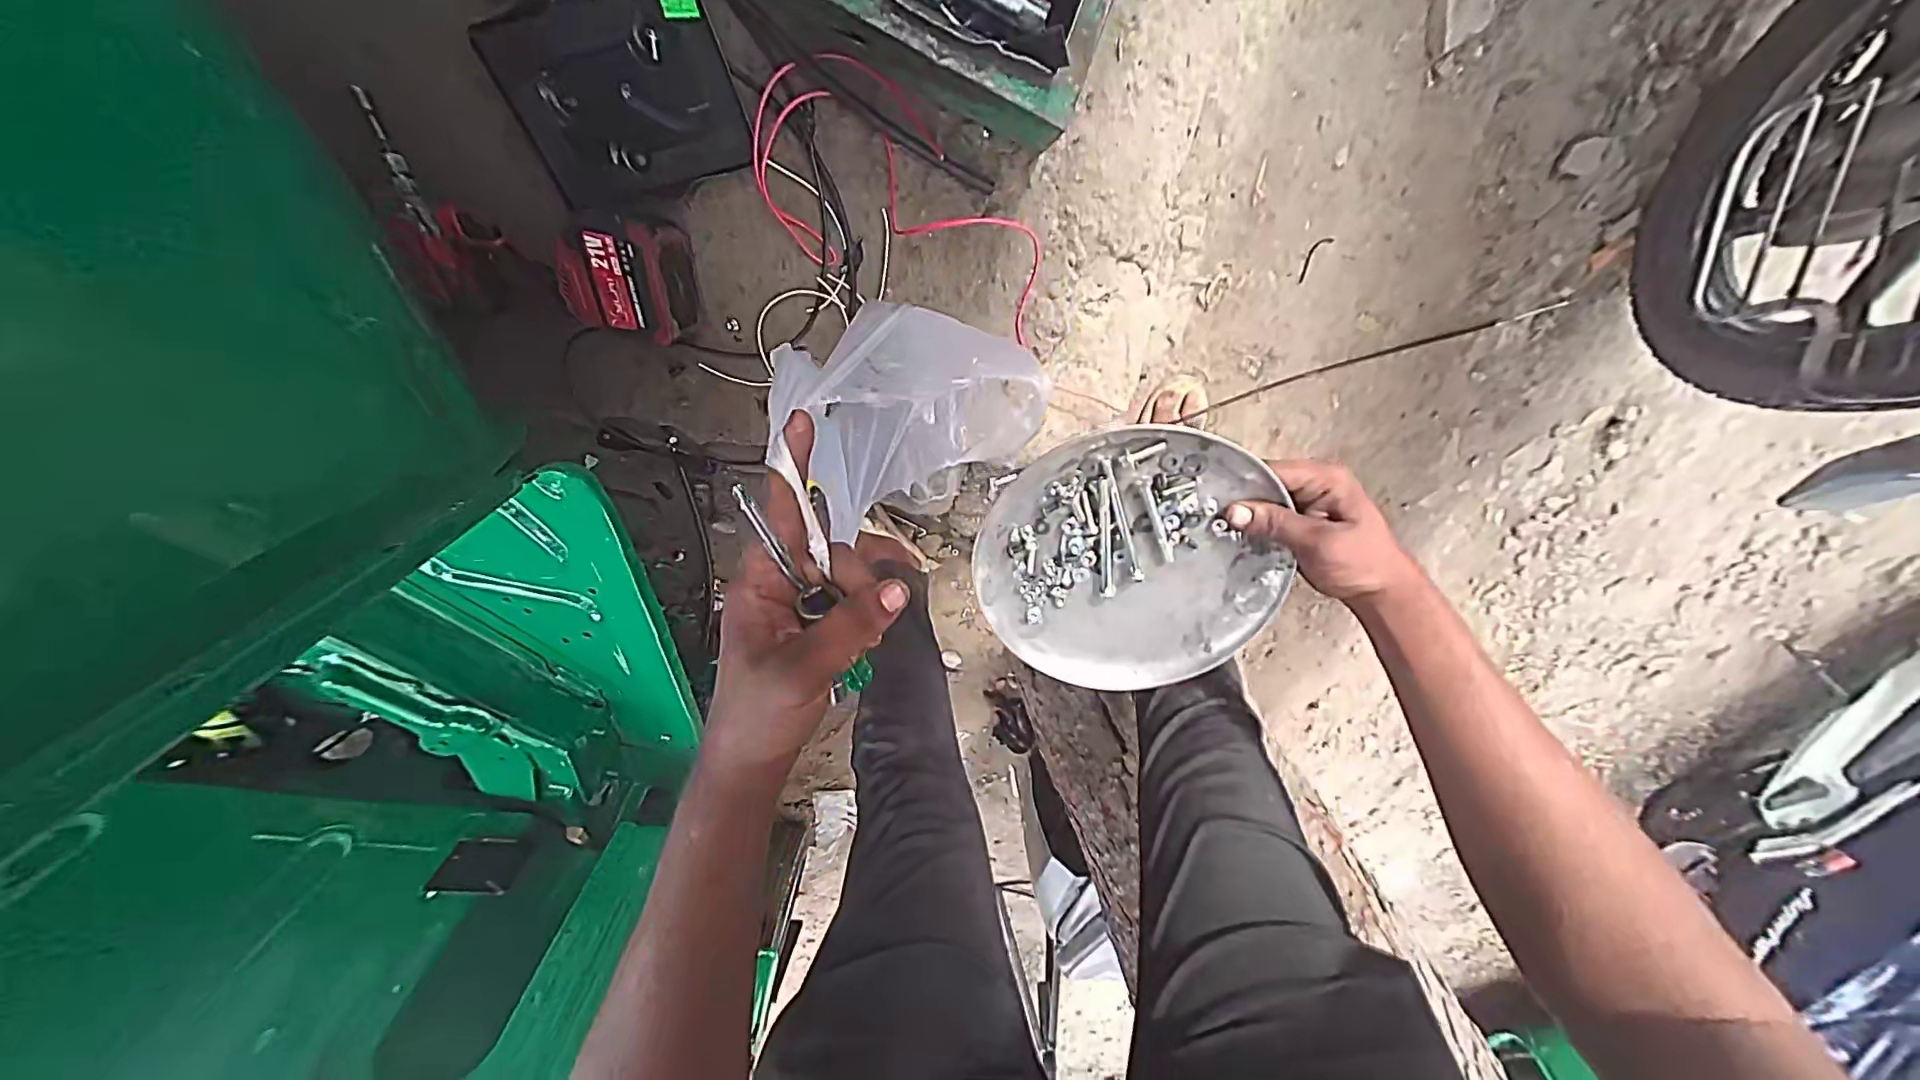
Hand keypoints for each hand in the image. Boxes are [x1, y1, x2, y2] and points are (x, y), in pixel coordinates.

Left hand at [703, 412, 909, 782]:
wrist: (753, 757)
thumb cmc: (758, 712)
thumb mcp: (803, 668)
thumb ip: (851, 626)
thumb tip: (896, 588)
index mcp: (759, 582)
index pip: (778, 513)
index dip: (791, 466)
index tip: (803, 421)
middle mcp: (779, 582)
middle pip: (831, 546)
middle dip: (860, 571)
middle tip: (877, 610)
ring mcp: (799, 602)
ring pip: (847, 572)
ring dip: (869, 592)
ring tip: (877, 627)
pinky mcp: (816, 621)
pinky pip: (852, 597)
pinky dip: (869, 606)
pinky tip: (875, 629)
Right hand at [1226, 460, 1423, 603]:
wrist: (1380, 592)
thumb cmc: (1363, 564)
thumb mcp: (1317, 542)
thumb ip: (1276, 523)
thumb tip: (1237, 510)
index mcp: (1327, 479)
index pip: (1274, 470)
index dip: (1245, 484)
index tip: (1222, 502)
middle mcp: (1315, 484)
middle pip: (1265, 482)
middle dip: (1243, 500)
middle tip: (1219, 518)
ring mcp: (1307, 502)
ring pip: (1264, 500)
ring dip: (1248, 514)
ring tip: (1227, 527)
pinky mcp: (1298, 520)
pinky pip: (1269, 515)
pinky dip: (1256, 525)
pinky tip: (1242, 535)